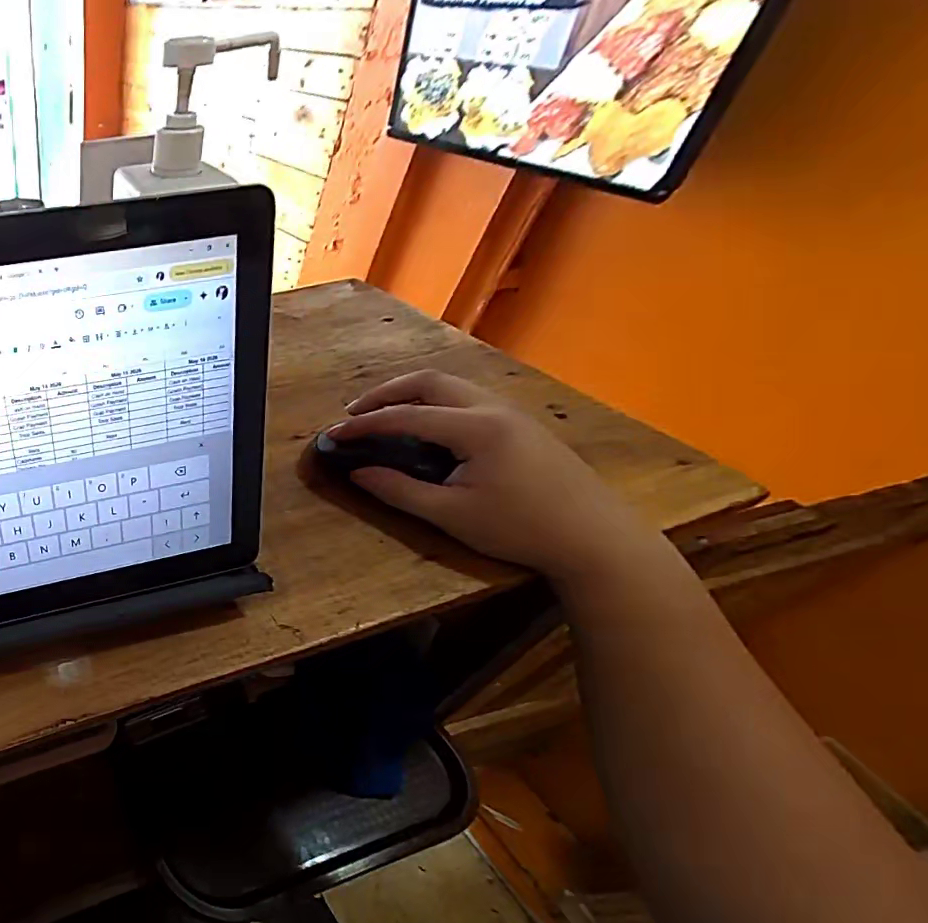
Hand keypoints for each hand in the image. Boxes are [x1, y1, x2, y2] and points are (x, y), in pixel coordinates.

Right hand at [332, 370, 666, 584]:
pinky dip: (435, 403)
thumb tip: (358, 472)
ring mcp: (511, 412)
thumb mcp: (451, 515)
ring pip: (452, 386)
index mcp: (475, 427)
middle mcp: (493, 407)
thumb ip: (399, 490)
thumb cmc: (519, 528)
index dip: (365, 424)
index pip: (406, 416)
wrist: (593, 536)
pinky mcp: (521, 424)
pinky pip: (467, 398)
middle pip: (430, 381)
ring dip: (412, 395)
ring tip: (384, 416)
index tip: (333, 434)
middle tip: (355, 414)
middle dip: (386, 393)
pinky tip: (426, 427)